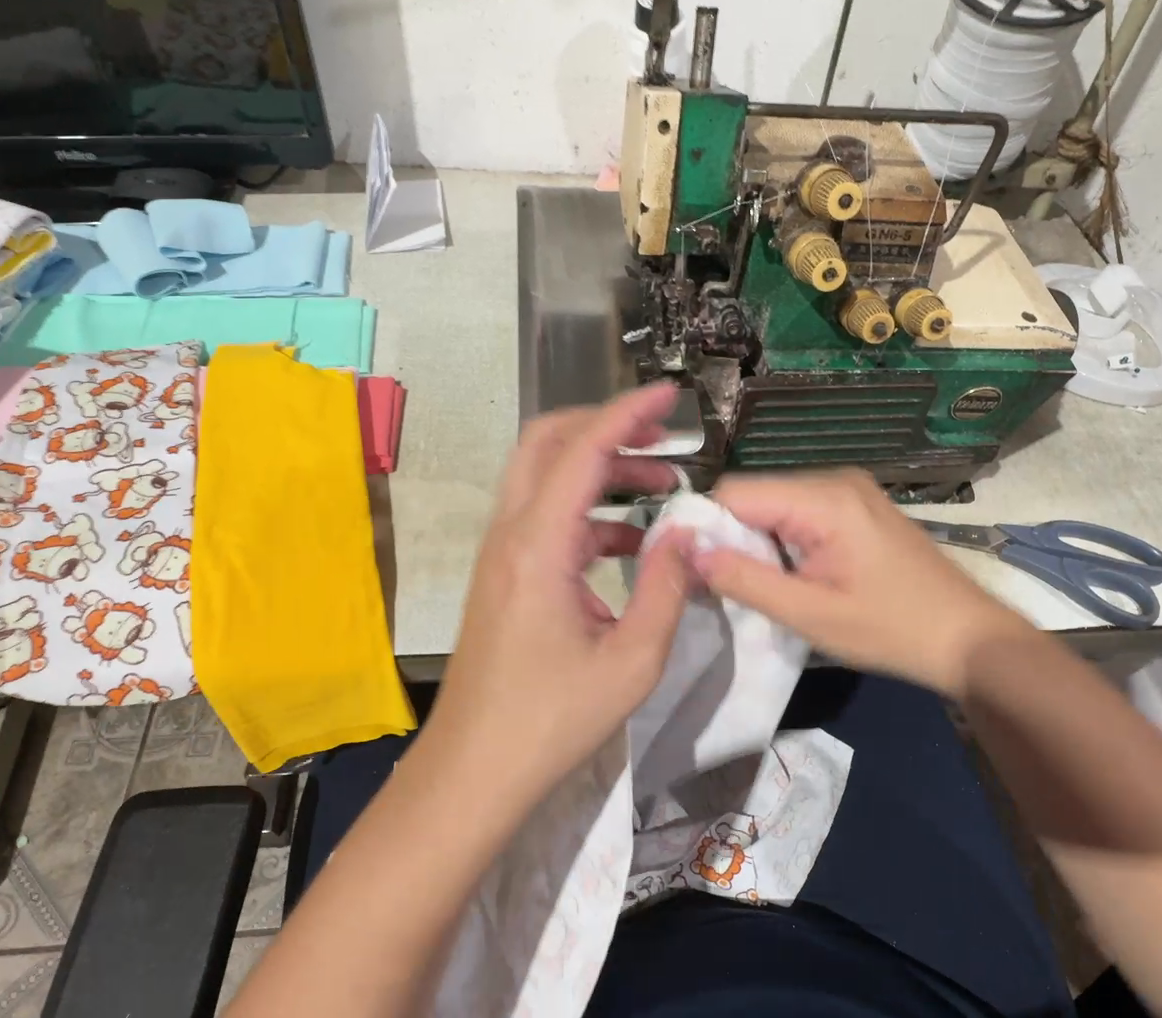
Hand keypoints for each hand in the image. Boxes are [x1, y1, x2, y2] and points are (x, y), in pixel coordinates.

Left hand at [430, 383, 690, 797]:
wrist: (474, 768)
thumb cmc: (552, 720)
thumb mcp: (631, 662)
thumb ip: (666, 590)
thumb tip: (687, 535)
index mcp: (539, 545)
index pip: (583, 450)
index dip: (628, 412)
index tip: (671, 393)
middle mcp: (510, 534)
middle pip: (547, 444)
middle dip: (605, 426)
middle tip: (662, 434)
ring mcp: (500, 553)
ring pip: (545, 479)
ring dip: (600, 471)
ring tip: (663, 489)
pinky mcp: (502, 576)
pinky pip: (545, 519)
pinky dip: (588, 513)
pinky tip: (632, 545)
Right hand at [690, 469, 1035, 696]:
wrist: (969, 638)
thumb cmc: (891, 630)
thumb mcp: (811, 615)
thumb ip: (745, 581)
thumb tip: (688, 553)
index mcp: (823, 498)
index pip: (734, 492)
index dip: (706, 527)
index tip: (694, 568)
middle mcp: (834, 479)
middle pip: (753, 495)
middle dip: (732, 536)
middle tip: (729, 586)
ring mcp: (849, 490)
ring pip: (773, 504)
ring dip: (758, 541)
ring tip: (763, 585)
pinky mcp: (857, 505)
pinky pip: (799, 511)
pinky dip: (783, 540)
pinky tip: (792, 575)